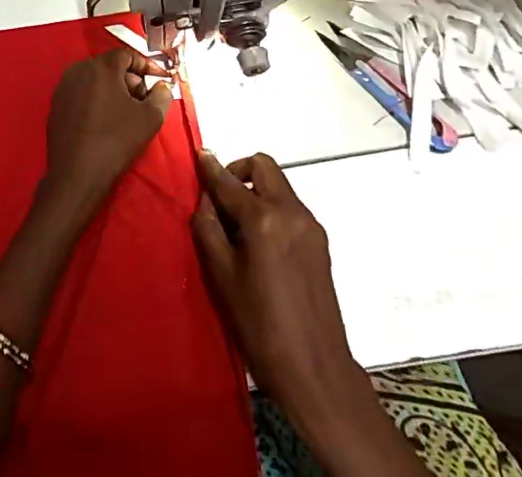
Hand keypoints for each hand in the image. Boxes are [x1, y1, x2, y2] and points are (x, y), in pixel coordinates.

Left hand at [43, 49, 172, 203]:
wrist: (76, 176)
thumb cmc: (116, 141)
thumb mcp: (151, 117)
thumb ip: (162, 94)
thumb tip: (161, 86)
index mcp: (101, 67)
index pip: (128, 55)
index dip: (147, 66)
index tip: (159, 81)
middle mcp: (78, 71)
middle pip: (111, 67)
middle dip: (130, 80)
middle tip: (144, 101)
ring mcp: (63, 88)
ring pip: (95, 80)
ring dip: (113, 90)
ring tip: (126, 113)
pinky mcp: (55, 106)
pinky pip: (82, 94)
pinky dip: (96, 100)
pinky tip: (105, 122)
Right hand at [192, 152, 361, 416]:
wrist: (314, 365)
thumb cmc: (260, 327)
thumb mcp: (223, 279)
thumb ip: (209, 231)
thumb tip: (206, 202)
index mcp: (265, 220)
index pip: (231, 183)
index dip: (212, 168)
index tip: (201, 155)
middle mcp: (292, 211)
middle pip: (265, 167)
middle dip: (239, 172)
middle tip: (220, 198)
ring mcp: (310, 224)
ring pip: (280, 186)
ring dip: (256, 191)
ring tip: (236, 227)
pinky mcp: (320, 239)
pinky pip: (291, 207)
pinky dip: (271, 209)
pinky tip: (258, 242)